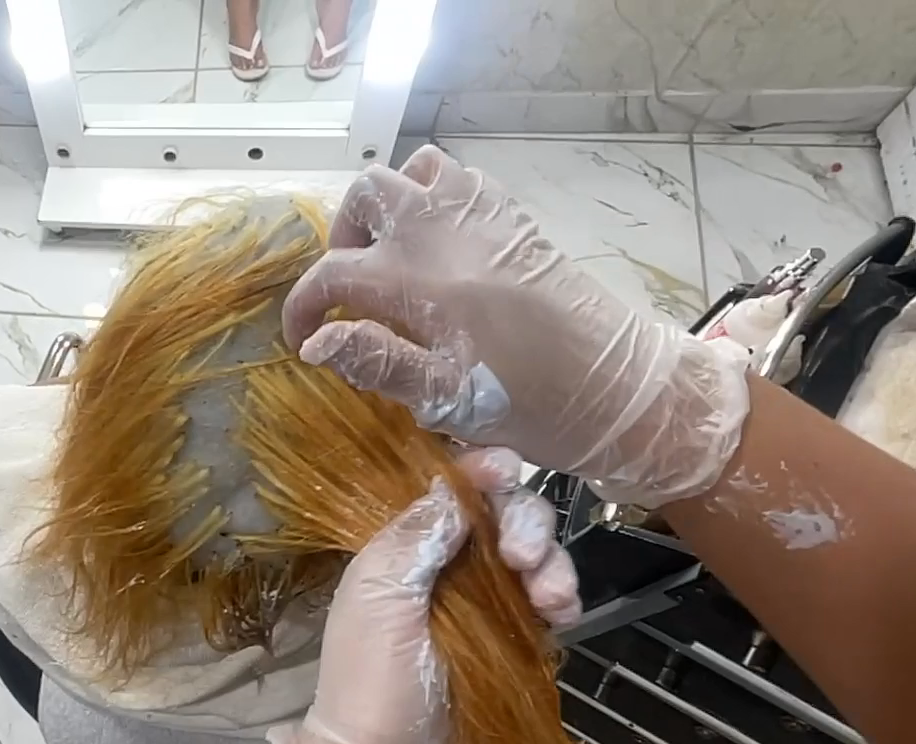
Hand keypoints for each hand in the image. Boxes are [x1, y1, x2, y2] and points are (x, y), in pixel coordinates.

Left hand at [266, 452, 577, 743]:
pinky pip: (541, 599)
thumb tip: (450, 485)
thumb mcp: (379, 599)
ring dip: (550, 563)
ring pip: (529, 555)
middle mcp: (438, 565)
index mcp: (399, 549)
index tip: (508, 469)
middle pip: (498, 515)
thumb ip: (412, 539)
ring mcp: (474, 601)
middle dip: (523, 523)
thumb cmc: (370, 679)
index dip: (478, 471)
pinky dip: (558, 596)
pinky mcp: (504, 637)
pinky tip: (562, 615)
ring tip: (551, 599)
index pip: (445, 491)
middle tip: (522, 558)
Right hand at [282, 144, 749, 506]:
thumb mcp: (441, 396)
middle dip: (341, 239)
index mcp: (416, 279)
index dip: (302, 308)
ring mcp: (482, 215)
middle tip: (347, 290)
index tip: (301, 339)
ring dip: (386, 208)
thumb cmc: (524, 400)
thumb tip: (315, 344)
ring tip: (388, 257)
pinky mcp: (513, 217)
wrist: (614, 385)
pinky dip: (430, 198)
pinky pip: (459, 178)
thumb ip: (375, 362)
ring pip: (414, 172)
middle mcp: (442, 230)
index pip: (331, 275)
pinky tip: (435, 246)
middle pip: (366, 196)